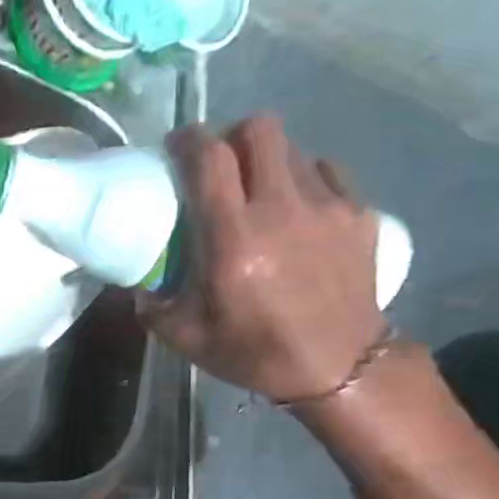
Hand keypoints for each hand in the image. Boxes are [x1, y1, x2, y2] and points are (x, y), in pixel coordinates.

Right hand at [137, 112, 385, 403]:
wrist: (338, 368)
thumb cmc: (255, 353)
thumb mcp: (187, 338)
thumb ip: (152, 305)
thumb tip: (139, 282)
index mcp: (234, 240)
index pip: (209, 157)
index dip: (187, 140)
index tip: (175, 148)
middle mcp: (282, 210)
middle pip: (257, 129)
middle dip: (230, 137)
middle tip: (219, 166)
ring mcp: (327, 207)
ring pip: (292, 148)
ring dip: (266, 160)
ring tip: (257, 192)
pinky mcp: (359, 213)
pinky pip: (326, 171)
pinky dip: (303, 179)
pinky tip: (295, 209)